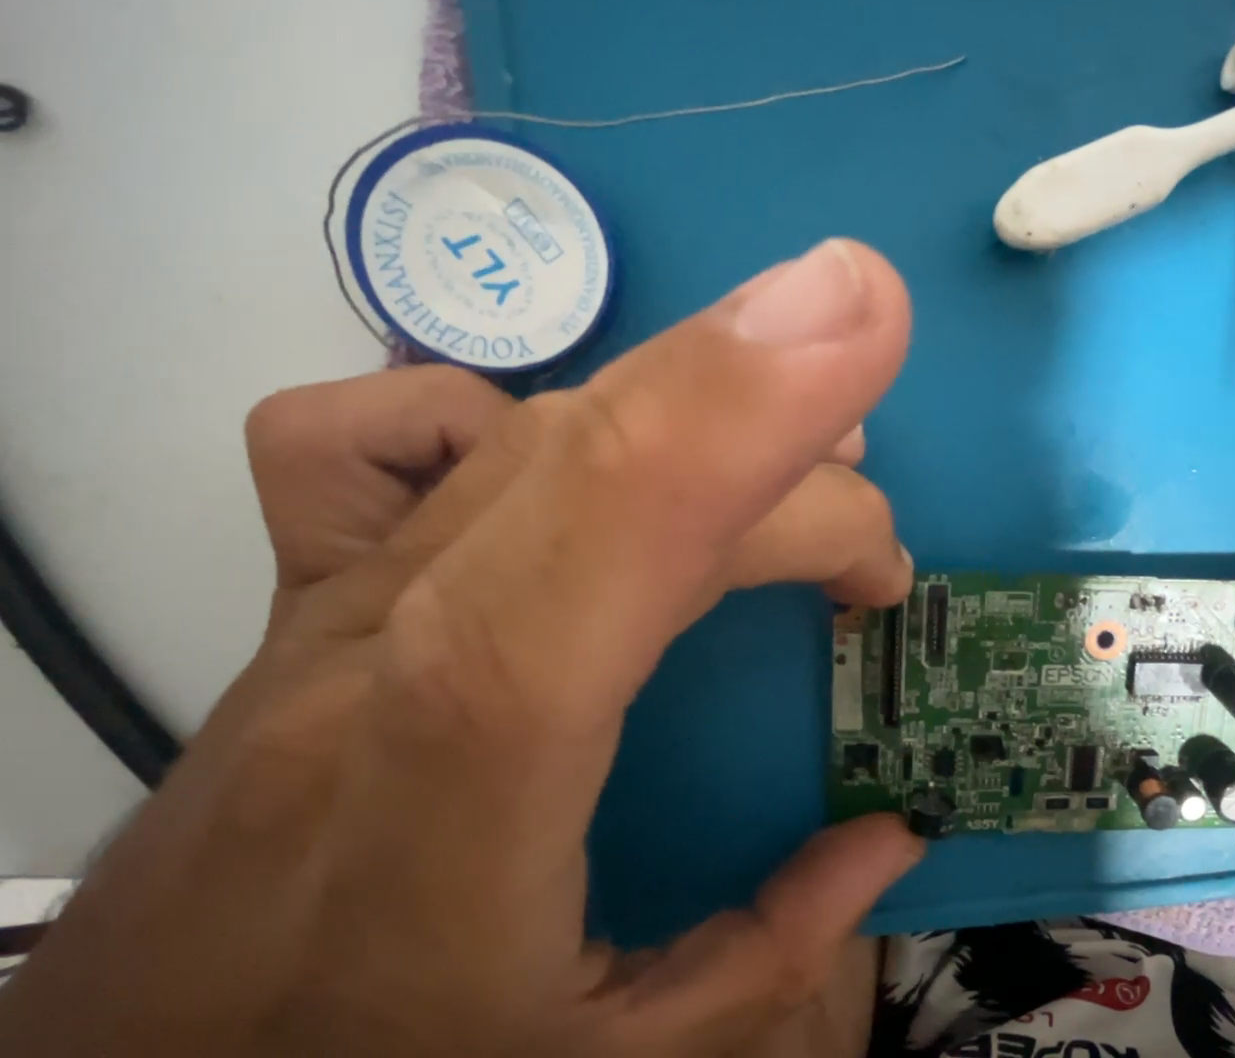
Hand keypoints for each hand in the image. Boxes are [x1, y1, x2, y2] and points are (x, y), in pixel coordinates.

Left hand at [0, 239, 922, 1056]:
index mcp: (460, 789)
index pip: (590, 539)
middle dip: (786, 454)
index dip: (736, 410)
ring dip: (704, 419)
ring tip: (800, 487)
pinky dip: (504, 414)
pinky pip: (373, 432)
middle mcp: (383, 656)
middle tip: (876, 571)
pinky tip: (577, 476)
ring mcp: (329, 603)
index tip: (866, 317)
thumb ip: (765, 954)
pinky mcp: (306, 584)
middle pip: (600, 464)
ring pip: (534, 430)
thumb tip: (891, 832)